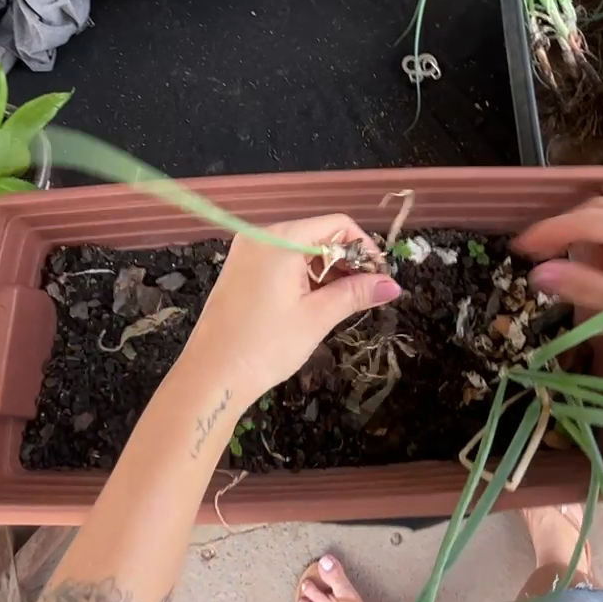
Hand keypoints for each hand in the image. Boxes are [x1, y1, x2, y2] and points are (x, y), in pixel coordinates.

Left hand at [179, 214, 400, 396]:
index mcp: (281, 238)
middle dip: (346, 260)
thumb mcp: (317, 317)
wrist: (209, 376)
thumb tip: (393, 285)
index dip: (363, 247)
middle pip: (318, 234)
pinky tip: (315, 302)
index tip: (378, 277)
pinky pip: (282, 261)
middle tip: (366, 293)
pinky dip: (304, 276)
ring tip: (344, 302)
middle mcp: (261, 236)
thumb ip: (355, 293)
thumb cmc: (265, 345)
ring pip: (301, 249)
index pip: (336, 224)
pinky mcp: (241, 270)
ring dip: (326, 270)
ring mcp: (248, 251)